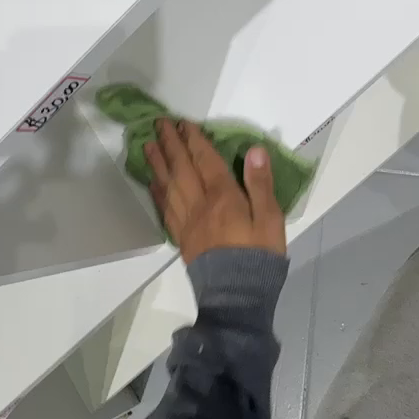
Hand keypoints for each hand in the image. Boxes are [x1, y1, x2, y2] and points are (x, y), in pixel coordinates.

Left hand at [144, 118, 285, 263]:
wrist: (237, 296)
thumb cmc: (259, 255)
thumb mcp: (270, 218)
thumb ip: (261, 183)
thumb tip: (254, 149)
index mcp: (223, 197)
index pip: (206, 161)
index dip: (194, 140)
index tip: (183, 123)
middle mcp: (200, 205)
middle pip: (181, 168)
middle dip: (171, 144)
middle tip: (159, 124)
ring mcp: (187, 222)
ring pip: (168, 186)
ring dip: (158, 163)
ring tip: (148, 145)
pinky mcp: (182, 238)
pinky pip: (165, 208)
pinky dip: (157, 191)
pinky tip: (153, 182)